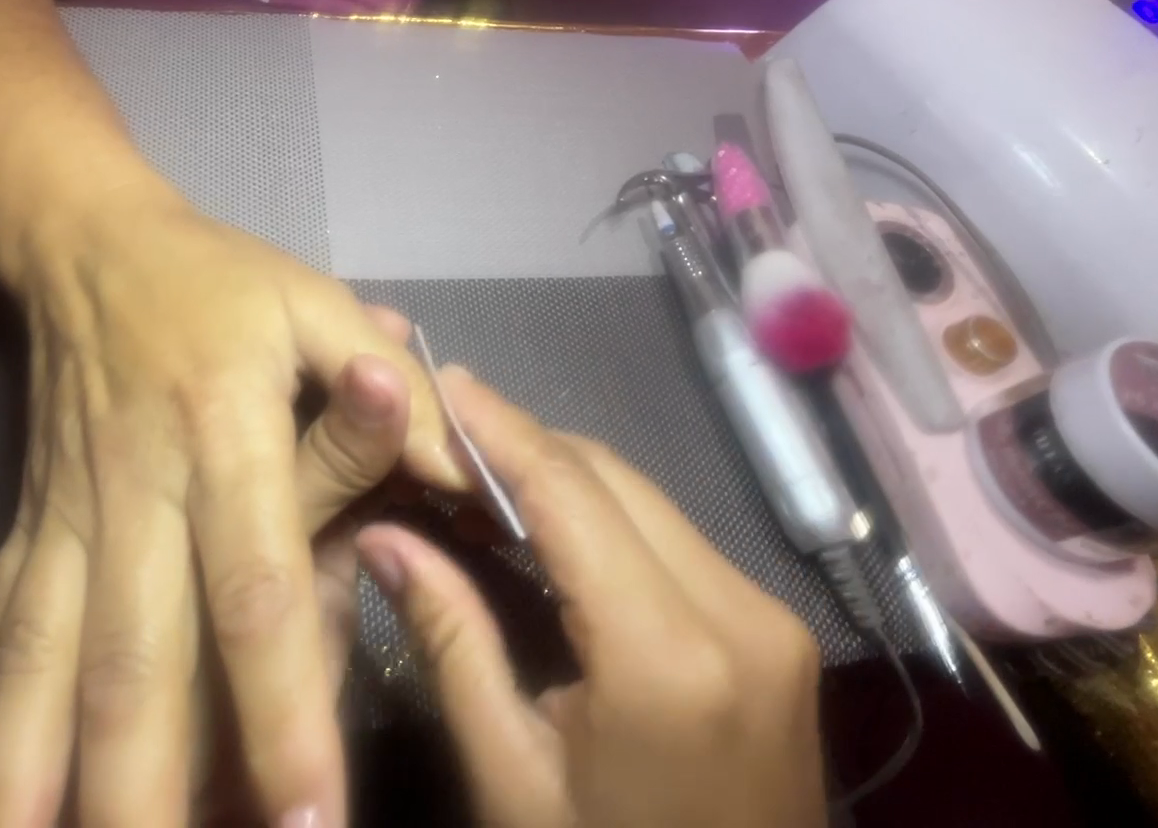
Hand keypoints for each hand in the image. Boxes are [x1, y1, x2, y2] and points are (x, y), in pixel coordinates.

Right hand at [0, 187, 460, 827]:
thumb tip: (461, 463)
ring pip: (51, 668)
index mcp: (224, 432)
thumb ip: (385, 384)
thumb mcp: (315, 302)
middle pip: (141, 659)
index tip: (310, 815)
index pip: (257, 586)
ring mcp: (71, 516)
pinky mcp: (30, 526)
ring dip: (42, 785)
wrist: (92, 249)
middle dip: (156, 789)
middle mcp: (139, 491)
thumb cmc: (220, 279)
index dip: (281, 703)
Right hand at [357, 367, 825, 827]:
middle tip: (445, 430)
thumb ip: (451, 638)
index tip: (446, 381)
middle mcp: (736, 609)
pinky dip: (601, 512)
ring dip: (561, 473)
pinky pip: (670, 534)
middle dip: (523, 443)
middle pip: (611, 479)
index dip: (500, 428)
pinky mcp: (774, 624)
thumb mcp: (511, 776)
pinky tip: (545, 521)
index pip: (568, 493)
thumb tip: (384, 534)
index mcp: (666, 656)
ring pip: (644, 497)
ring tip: (479, 469)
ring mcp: (767, 613)